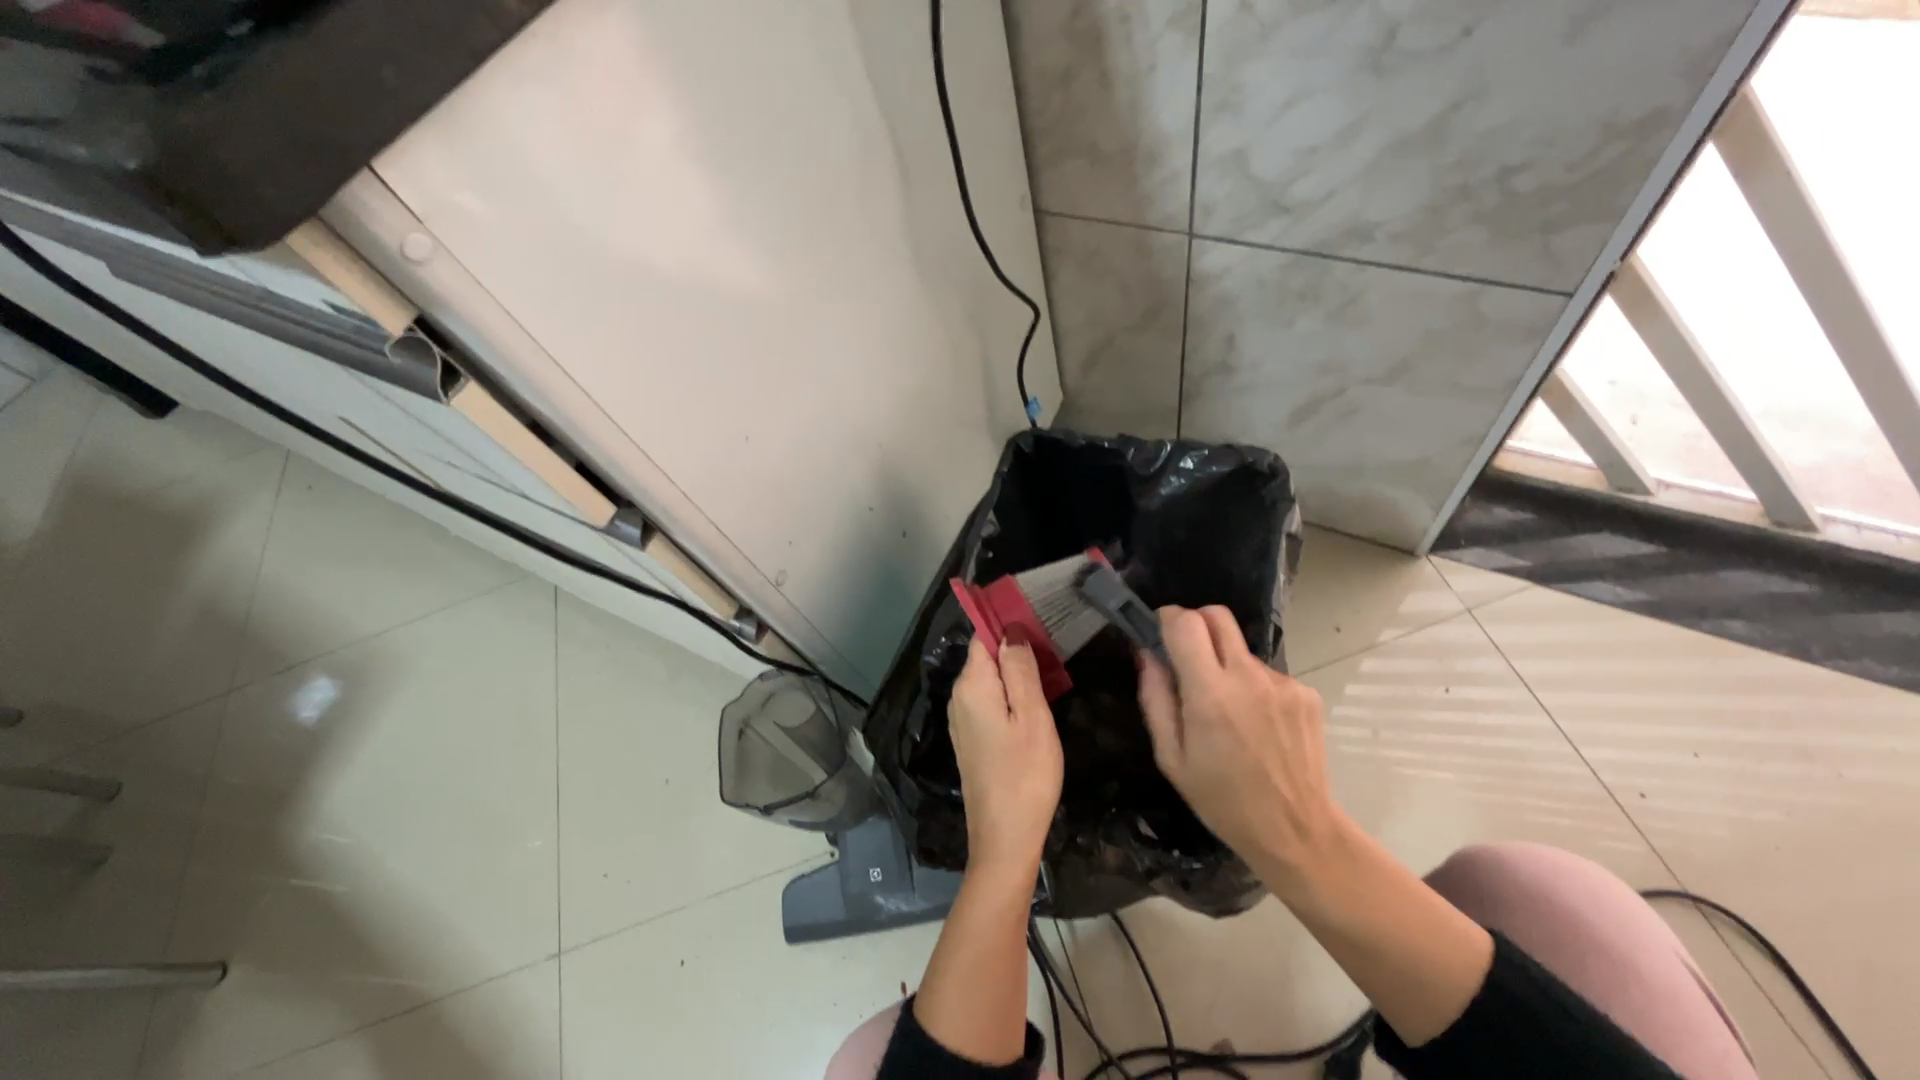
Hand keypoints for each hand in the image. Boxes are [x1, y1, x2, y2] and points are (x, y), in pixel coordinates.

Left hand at [948, 635, 1063, 879]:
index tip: (1040, 620)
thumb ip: (1020, 670)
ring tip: (1051, 673)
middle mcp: (959, 698)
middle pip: (985, 657)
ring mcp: (962, 721)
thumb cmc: (1025, 775)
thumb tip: (1011, 630)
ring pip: (989, 681)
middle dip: (1014, 648)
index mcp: (971, 686)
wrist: (1005, 838)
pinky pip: (989, 702)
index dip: (1008, 624)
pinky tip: (1034, 704)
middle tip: (1055, 649)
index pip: (983, 636)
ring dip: (1014, 673)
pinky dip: (1009, 696)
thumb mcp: (1033, 716)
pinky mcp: (971, 740)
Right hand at [1137, 606, 1341, 880]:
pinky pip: (1268, 676)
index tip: (1160, 634)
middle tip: (1187, 657)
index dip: (1168, 619)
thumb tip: (1146, 655)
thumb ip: (1155, 699)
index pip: (1186, 623)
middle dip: (1196, 624)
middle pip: (1218, 616)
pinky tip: (1258, 727)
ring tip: (1229, 715)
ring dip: (1227, 666)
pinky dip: (1254, 689)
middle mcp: (1248, 678)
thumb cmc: (1222, 801)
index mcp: (1210, 694)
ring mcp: (1283, 683)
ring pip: (1243, 651)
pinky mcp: (1306, 694)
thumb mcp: (1171, 758)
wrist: (1296, 830)